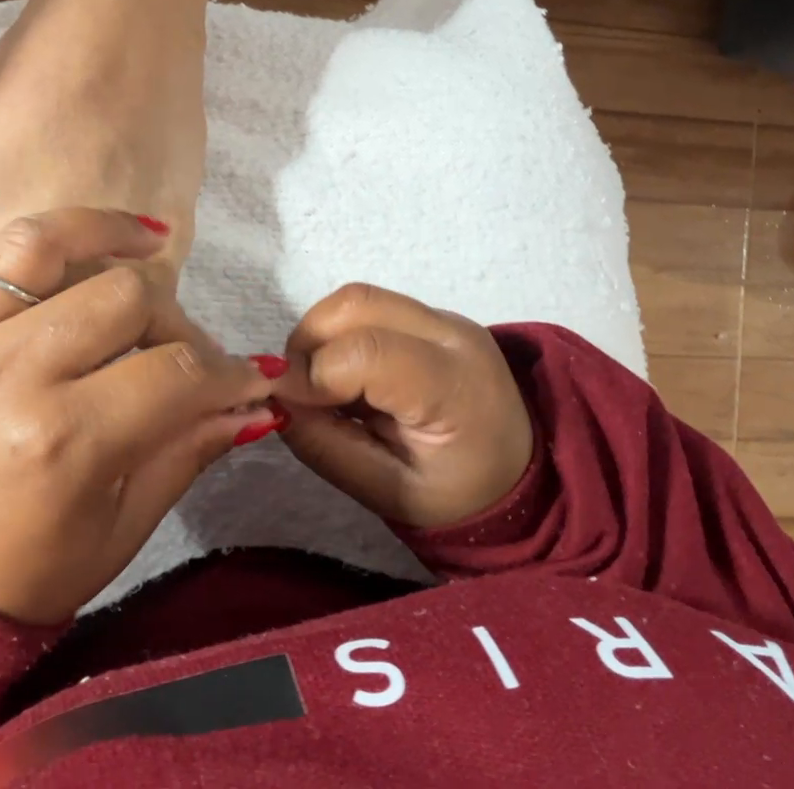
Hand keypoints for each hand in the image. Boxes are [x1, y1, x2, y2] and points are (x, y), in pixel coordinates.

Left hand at [0, 198, 283, 624]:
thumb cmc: (37, 567)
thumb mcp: (128, 520)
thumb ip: (192, 446)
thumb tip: (257, 400)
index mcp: (64, 436)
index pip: (176, 370)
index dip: (230, 373)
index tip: (250, 381)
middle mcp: (6, 373)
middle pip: (122, 294)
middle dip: (177, 322)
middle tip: (185, 355)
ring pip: (36, 245)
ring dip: (98, 231)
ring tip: (141, 243)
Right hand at [276, 285, 534, 529]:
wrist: (517, 475)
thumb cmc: (456, 495)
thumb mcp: (387, 492)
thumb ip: (326, 446)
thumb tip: (276, 400)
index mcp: (453, 387)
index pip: (366, 352)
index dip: (311, 373)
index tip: (283, 404)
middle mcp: (453, 335)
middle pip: (355, 305)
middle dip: (307, 344)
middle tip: (298, 393)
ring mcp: (444, 319)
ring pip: (357, 299)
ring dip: (320, 336)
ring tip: (321, 387)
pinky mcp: (431, 317)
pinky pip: (370, 308)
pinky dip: (339, 335)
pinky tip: (345, 378)